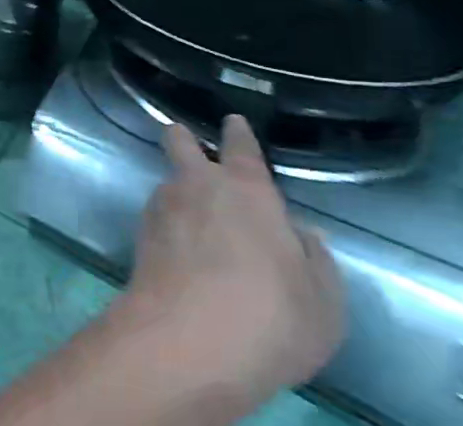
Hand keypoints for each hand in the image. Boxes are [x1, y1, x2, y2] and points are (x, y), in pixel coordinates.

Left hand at [119, 115, 343, 415]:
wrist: (188, 341)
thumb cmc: (271, 316)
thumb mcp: (323, 300)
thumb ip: (315, 260)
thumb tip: (304, 234)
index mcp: (247, 190)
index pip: (241, 148)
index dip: (238, 133)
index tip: (232, 121)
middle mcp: (198, 185)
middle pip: (180, 142)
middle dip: (182, 138)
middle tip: (187, 144)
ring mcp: (162, 206)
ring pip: (167, 184)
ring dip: (178, 193)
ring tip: (191, 220)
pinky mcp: (140, 235)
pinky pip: (158, 218)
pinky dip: (168, 227)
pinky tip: (179, 251)